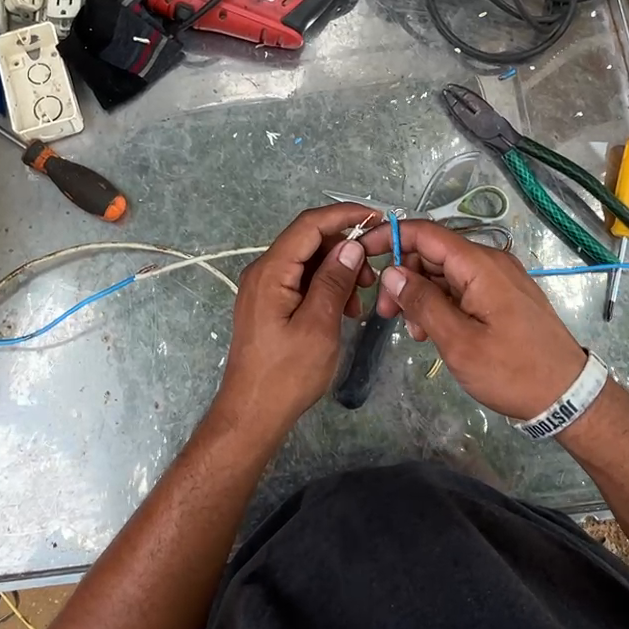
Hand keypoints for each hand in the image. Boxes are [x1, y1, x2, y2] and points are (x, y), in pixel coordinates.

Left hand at [212, 203, 378, 438]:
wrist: (252, 413)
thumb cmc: (286, 373)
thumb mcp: (319, 326)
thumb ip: (334, 282)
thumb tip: (351, 246)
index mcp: (271, 271)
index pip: (309, 225)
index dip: (343, 215)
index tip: (376, 217)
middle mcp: (263, 271)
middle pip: (308, 241)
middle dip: (344, 249)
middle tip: (373, 274)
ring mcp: (264, 288)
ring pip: (307, 262)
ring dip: (337, 271)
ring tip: (360, 300)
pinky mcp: (269, 304)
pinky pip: (301, 281)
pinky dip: (325, 287)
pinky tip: (343, 310)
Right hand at [355, 220, 586, 419]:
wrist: (569, 398)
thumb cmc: (513, 371)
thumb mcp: (459, 342)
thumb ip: (422, 302)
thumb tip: (392, 272)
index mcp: (480, 264)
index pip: (425, 232)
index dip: (389, 237)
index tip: (361, 255)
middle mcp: (489, 262)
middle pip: (432, 253)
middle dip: (402, 276)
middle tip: (384, 313)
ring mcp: (498, 278)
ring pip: (444, 272)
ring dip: (420, 295)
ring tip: (411, 331)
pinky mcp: (502, 296)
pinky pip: (461, 287)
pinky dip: (440, 303)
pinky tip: (432, 332)